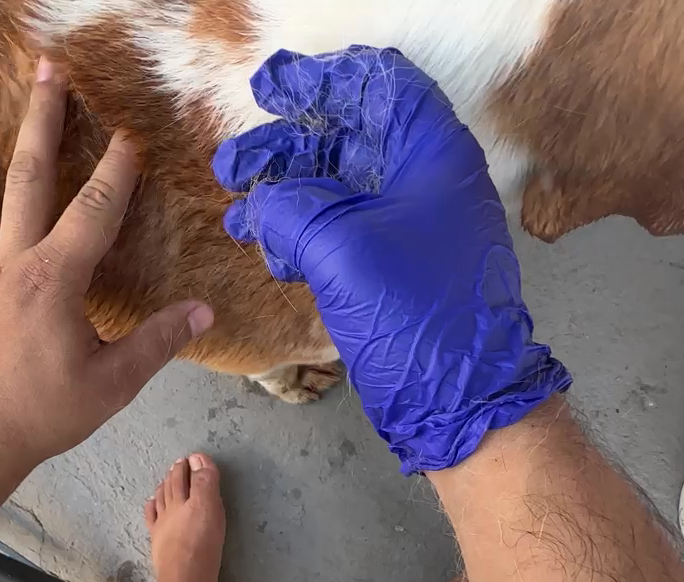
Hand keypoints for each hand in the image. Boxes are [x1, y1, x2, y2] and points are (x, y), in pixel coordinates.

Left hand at [0, 58, 213, 474]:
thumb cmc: (44, 414)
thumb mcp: (113, 384)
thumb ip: (158, 342)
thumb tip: (203, 312)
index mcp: (55, 280)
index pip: (93, 211)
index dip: (117, 172)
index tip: (131, 136)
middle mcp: (14, 265)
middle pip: (27, 180)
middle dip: (41, 123)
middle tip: (45, 74)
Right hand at [212, 47, 570, 472]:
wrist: (454, 398)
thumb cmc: (411, 312)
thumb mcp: (342, 249)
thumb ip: (293, 210)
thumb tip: (261, 201)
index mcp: (430, 156)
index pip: (377, 88)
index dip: (321, 82)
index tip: (269, 91)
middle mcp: (423, 184)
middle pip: (347, 142)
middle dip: (284, 152)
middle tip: (230, 166)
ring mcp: (408, 232)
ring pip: (336, 196)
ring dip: (283, 203)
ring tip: (237, 219)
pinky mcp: (391, 272)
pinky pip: (340, 238)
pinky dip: (302, 240)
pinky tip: (270, 253)